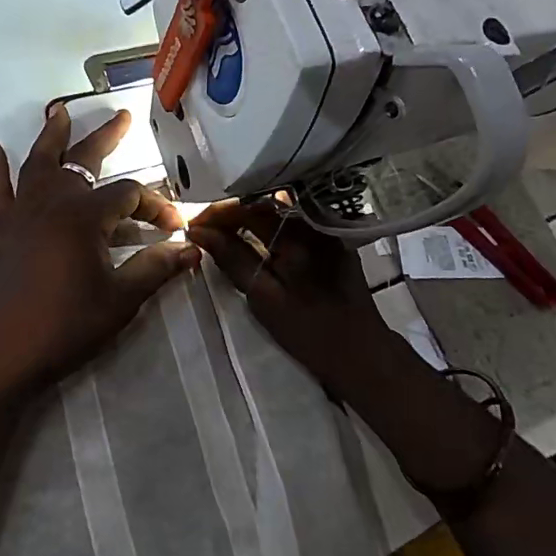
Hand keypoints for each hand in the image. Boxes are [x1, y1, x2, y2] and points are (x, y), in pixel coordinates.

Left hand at [0, 105, 200, 393]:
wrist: (10, 351)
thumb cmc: (69, 324)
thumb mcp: (122, 298)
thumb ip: (156, 268)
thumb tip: (192, 249)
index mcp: (85, 216)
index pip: (128, 196)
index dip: (155, 208)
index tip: (175, 229)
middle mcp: (52, 202)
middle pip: (83, 161)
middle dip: (106, 138)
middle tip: (123, 117)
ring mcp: (22, 212)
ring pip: (38, 164)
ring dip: (51, 136)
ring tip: (58, 111)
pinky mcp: (1, 228)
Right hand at [187, 199, 383, 389]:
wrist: (362, 353)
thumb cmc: (309, 332)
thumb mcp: (263, 298)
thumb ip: (232, 259)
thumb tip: (199, 231)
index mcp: (297, 236)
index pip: (248, 208)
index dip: (216, 213)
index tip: (193, 224)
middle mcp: (314, 223)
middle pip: (263, 202)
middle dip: (230, 210)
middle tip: (204, 226)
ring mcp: (326, 228)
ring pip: (277, 208)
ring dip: (248, 214)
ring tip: (222, 228)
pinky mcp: (331, 238)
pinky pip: (292, 218)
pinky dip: (268, 222)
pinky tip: (252, 234)